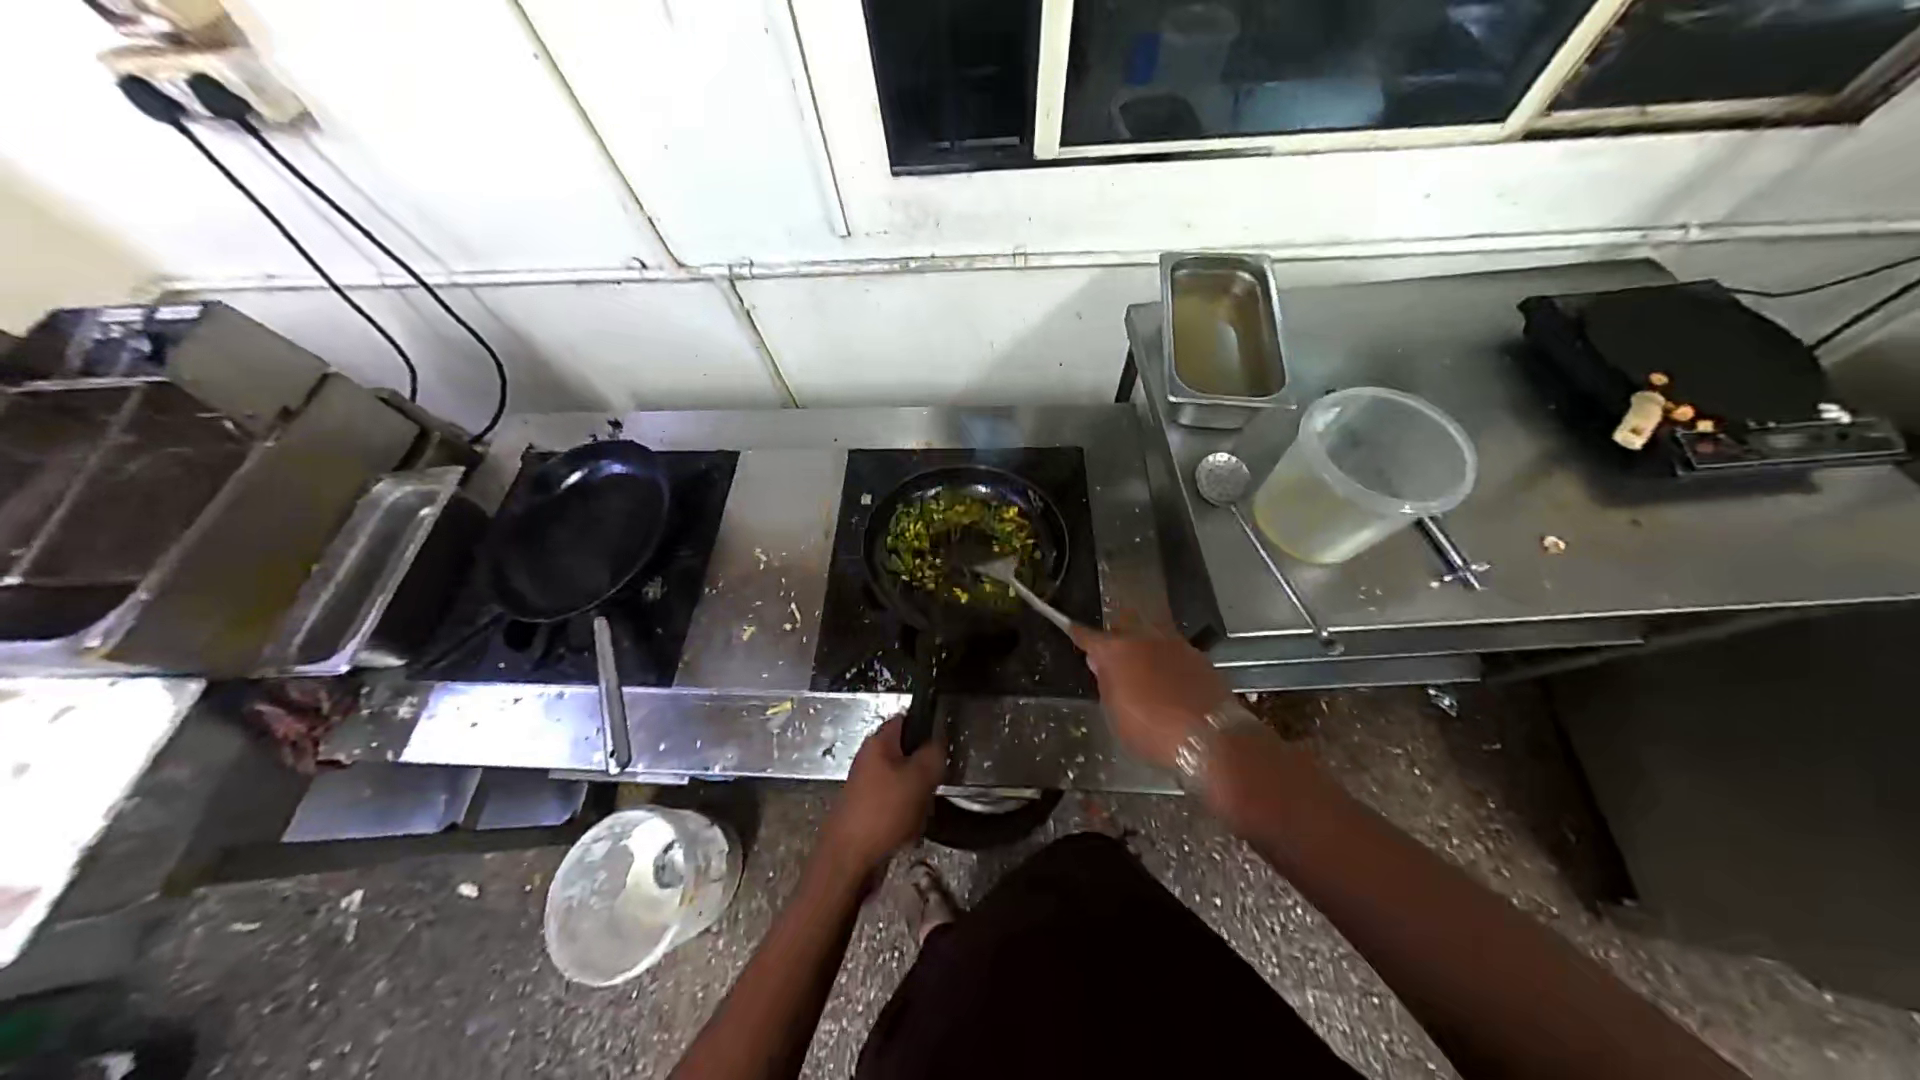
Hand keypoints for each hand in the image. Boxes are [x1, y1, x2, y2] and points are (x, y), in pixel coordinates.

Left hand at [819, 716, 945, 876]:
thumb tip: (938, 742)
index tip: (943, 742)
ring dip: (918, 798)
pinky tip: (909, 832)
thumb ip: (933, 754)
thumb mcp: (918, 778)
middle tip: (933, 785)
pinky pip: (895, 806)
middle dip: (925, 771)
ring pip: (905, 783)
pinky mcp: (867, 811)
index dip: (925, 725)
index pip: (905, 719)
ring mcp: (866, 787)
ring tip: (921, 814)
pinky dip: (906, 817)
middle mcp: (869, 760)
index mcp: (878, 743)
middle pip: (908, 755)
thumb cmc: (883, 812)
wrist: (847, 860)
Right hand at [1071, 627, 1231, 769]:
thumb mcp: (1116, 715)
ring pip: (1152, 639)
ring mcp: (1176, 645)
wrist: (1212, 738)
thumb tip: (1100, 664)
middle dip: (1115, 636)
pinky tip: (1168, 683)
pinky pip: (1174, 654)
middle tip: (1111, 655)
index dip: (1078, 634)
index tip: (1071, 629)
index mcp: (1117, 651)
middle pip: (1124, 627)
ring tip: (1141, 672)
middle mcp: (1146, 639)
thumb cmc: (1152, 730)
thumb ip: (1106, 685)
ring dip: (1144, 651)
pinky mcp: (1200, 659)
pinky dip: (1167, 664)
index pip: (1089, 636)